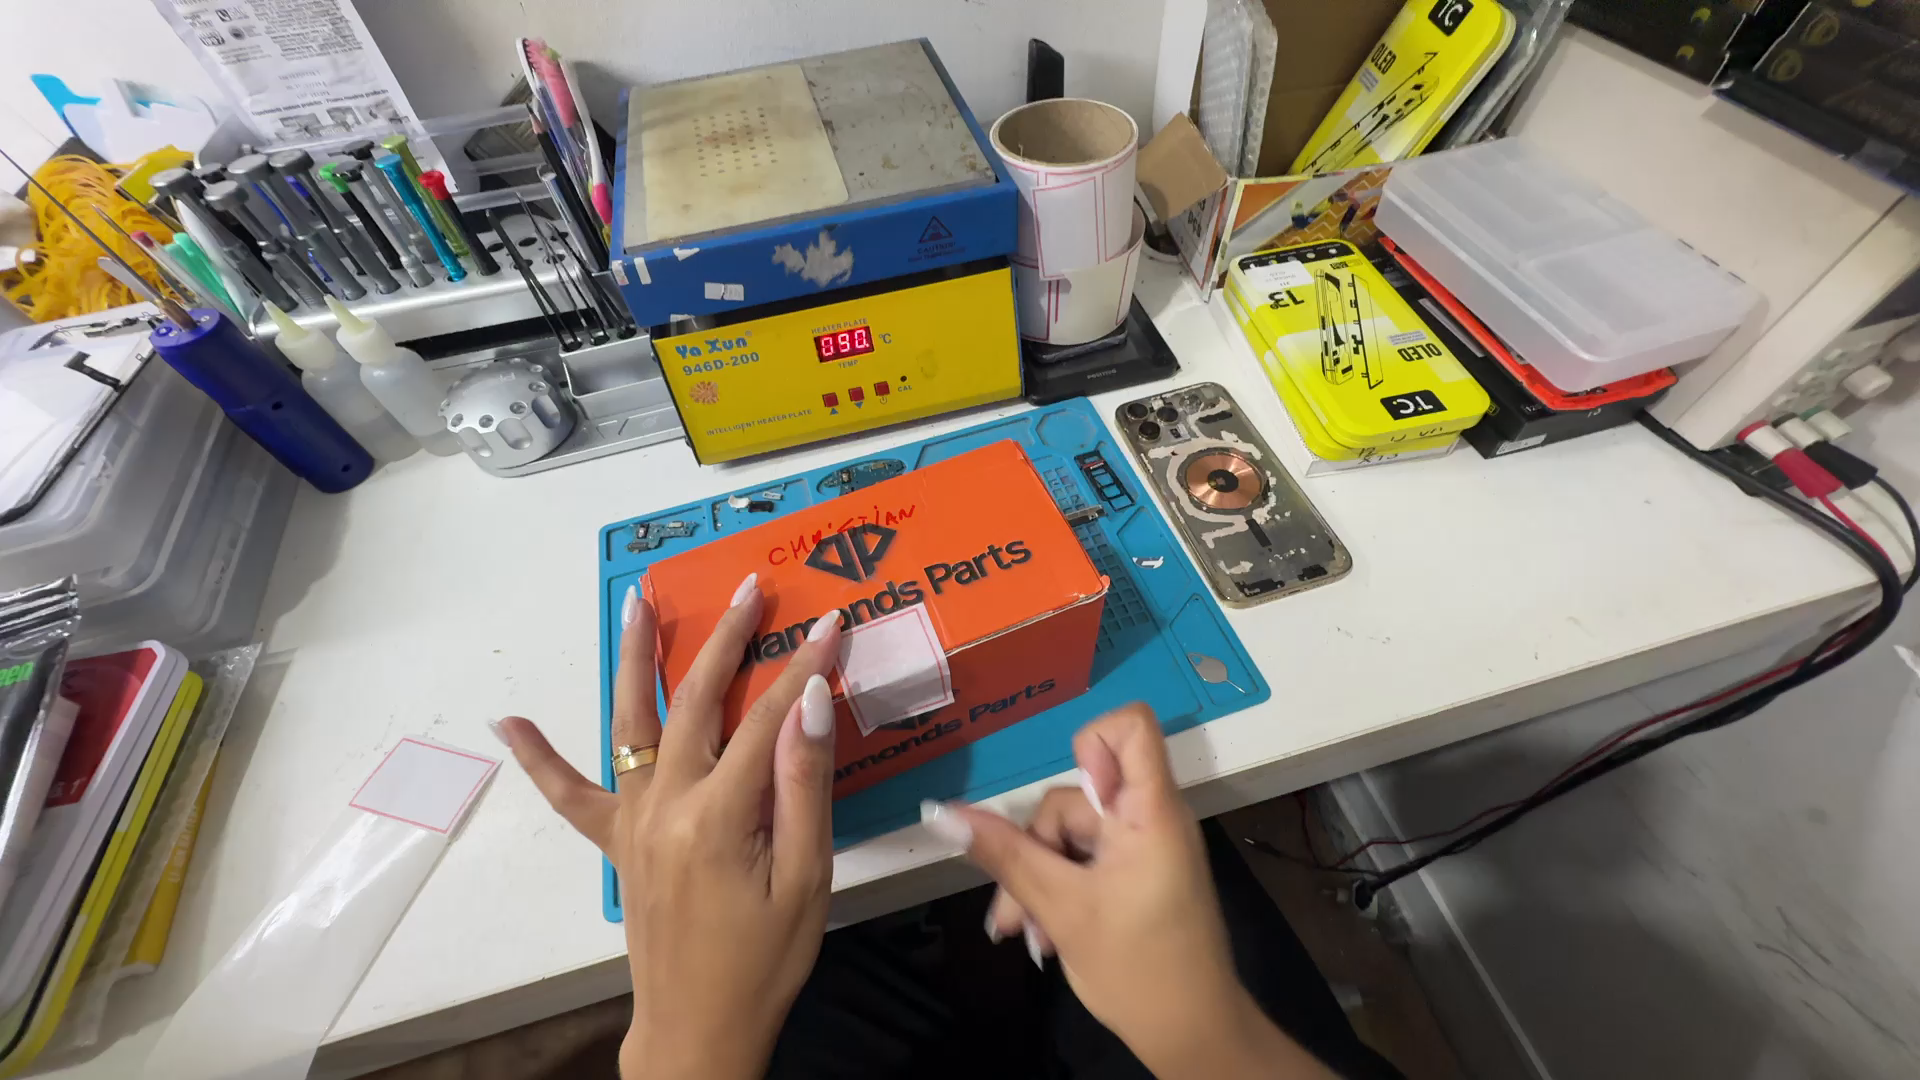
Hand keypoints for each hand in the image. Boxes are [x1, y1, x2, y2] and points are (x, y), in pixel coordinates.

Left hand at [495, 573, 843, 1079]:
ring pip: (632, 722)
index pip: (766, 718)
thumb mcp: (807, 876)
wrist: (698, 1032)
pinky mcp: (617, 842)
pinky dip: (541, 760)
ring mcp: (633, 821)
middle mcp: (663, 805)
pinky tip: (509, 724)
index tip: (830, 623)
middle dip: (725, 636)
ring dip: (634, 657)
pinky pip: (572, 796)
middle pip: (696, 700)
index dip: (802, 667)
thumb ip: (804, 783)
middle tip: (747, 586)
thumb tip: (809, 701)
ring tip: (637, 601)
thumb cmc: (766, 957)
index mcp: (717, 816)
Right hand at [922, 704, 1336, 1079]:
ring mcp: (1140, 843)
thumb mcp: (1061, 909)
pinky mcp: (1132, 868)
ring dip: (1037, 877)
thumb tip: (941, 813)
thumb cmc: (1139, 970)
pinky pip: (1080, 857)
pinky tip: (1040, 931)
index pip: (1131, 726)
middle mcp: (1147, 814)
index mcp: (1150, 811)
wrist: (1194, 1041)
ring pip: (1068, 833)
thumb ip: (1003, 853)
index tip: (1072, 797)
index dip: (1091, 742)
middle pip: (1076, 793)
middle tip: (1015, 907)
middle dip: (1035, 846)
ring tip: (1024, 932)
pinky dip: (1056, 887)